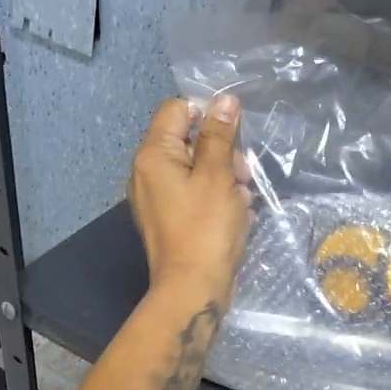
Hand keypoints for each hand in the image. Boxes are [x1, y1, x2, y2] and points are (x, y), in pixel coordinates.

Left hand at [130, 95, 253, 303]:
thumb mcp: (217, 176)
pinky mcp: (167, 217)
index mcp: (153, 155)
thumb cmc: (205, 229)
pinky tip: (236, 212)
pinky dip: (215, 196)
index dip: (207, 113)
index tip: (234, 134)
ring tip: (242, 199)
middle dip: (222, 151)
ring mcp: (155, 197)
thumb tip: (223, 100)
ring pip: (195, 168)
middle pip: (187, 139)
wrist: (191, 289)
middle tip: (244, 175)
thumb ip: (219, 136)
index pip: (176, 109)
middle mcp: (146, 172)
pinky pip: (193, 192)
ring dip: (224, 176)